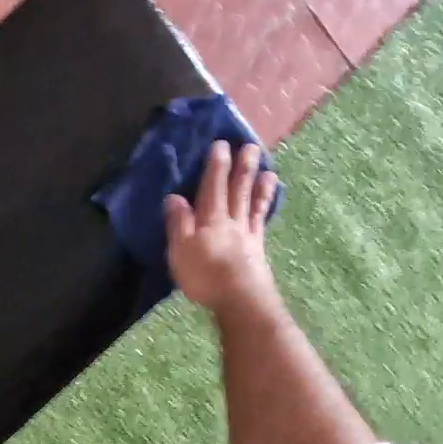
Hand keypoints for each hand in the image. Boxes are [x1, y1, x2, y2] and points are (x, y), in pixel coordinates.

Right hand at [163, 140, 280, 318]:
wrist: (241, 299)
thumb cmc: (204, 275)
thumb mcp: (180, 250)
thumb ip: (178, 222)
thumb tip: (174, 197)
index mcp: (211, 220)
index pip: (212, 188)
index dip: (216, 166)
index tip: (221, 144)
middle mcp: (232, 221)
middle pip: (238, 190)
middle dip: (242, 168)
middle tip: (249, 146)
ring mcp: (248, 235)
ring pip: (253, 204)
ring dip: (259, 185)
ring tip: (268, 170)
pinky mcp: (257, 250)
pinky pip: (261, 222)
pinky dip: (265, 208)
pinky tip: (269, 202)